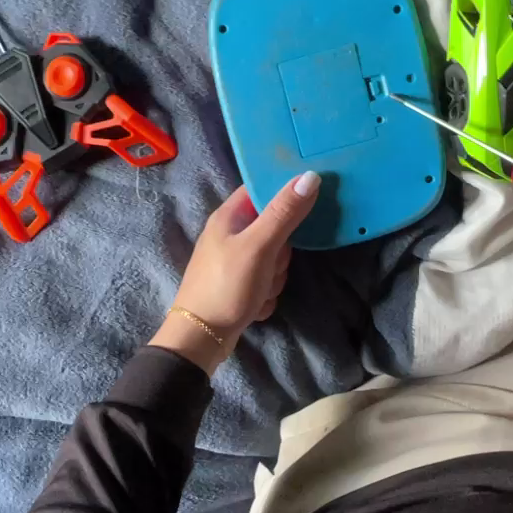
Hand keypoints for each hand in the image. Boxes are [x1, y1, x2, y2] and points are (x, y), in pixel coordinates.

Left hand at [149, 172, 319, 374]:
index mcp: (229, 216)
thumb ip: (285, 212)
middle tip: (271, 264)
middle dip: (281, 252)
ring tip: (259, 289)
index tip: (307, 203)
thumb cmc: (227, 285)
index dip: (285, 195)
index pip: (263, 190)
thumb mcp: (259, 246)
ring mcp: (235, 261)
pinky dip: (266, 294)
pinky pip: (268, 281)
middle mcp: (231, 234)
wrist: (201, 337)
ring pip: (275, 259)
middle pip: (276, 229)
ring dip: (275, 278)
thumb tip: (311, 175)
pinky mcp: (240, 284)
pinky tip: (255, 303)